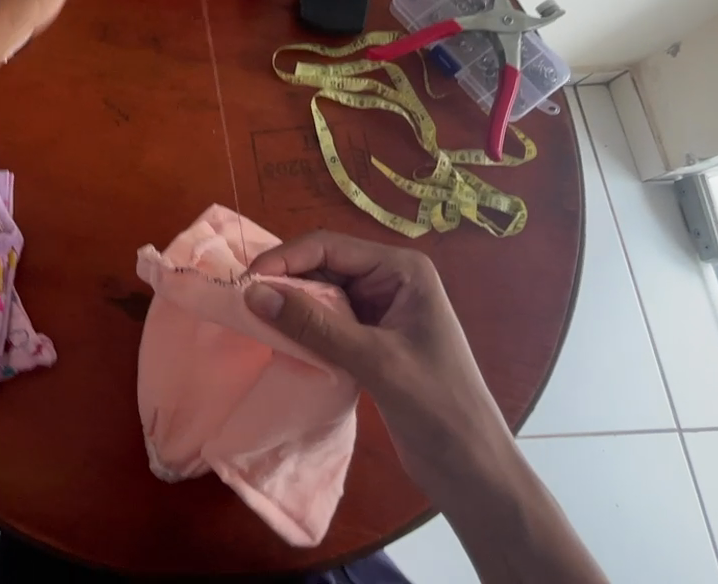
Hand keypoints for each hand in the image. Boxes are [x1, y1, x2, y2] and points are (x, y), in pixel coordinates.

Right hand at [245, 231, 515, 498]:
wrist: (474, 472)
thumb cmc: (438, 407)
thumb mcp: (374, 361)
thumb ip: (314, 326)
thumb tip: (253, 293)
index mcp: (402, 269)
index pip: (330, 246)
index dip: (285, 258)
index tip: (246, 281)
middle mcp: (390, 280)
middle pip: (323, 265)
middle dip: (285, 279)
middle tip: (243, 300)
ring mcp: (381, 309)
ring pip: (321, 292)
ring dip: (291, 303)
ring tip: (254, 317)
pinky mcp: (371, 338)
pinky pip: (326, 319)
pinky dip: (303, 326)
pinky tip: (281, 338)